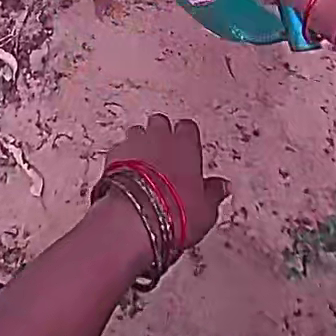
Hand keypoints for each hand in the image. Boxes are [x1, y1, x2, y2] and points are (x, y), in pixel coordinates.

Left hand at [101, 115, 228, 248]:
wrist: (136, 214)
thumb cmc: (174, 210)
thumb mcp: (206, 209)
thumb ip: (213, 192)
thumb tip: (221, 187)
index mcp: (185, 145)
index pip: (188, 127)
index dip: (187, 135)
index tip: (189, 145)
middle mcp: (158, 138)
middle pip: (159, 121)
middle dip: (161, 132)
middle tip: (166, 151)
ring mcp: (133, 143)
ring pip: (137, 132)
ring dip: (140, 143)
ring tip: (145, 164)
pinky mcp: (113, 153)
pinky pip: (119, 148)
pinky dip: (123, 157)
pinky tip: (127, 173)